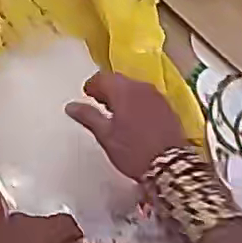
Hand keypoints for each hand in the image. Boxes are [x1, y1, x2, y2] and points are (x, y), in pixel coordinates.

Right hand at [65, 72, 189, 181]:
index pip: (103, 77)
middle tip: (98, 102)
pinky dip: (137, 101)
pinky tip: (133, 117)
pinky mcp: (168, 107)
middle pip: (120, 80)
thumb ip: (88, 116)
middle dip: (107, 88)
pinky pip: (147, 96)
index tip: (87, 94)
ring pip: (135, 87)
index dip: (92, 85)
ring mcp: (157, 97)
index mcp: (124, 91)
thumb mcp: (106, 136)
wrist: (170, 165)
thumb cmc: (134, 151)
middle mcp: (142, 88)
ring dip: (123, 94)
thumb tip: (71, 106)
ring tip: (114, 112)